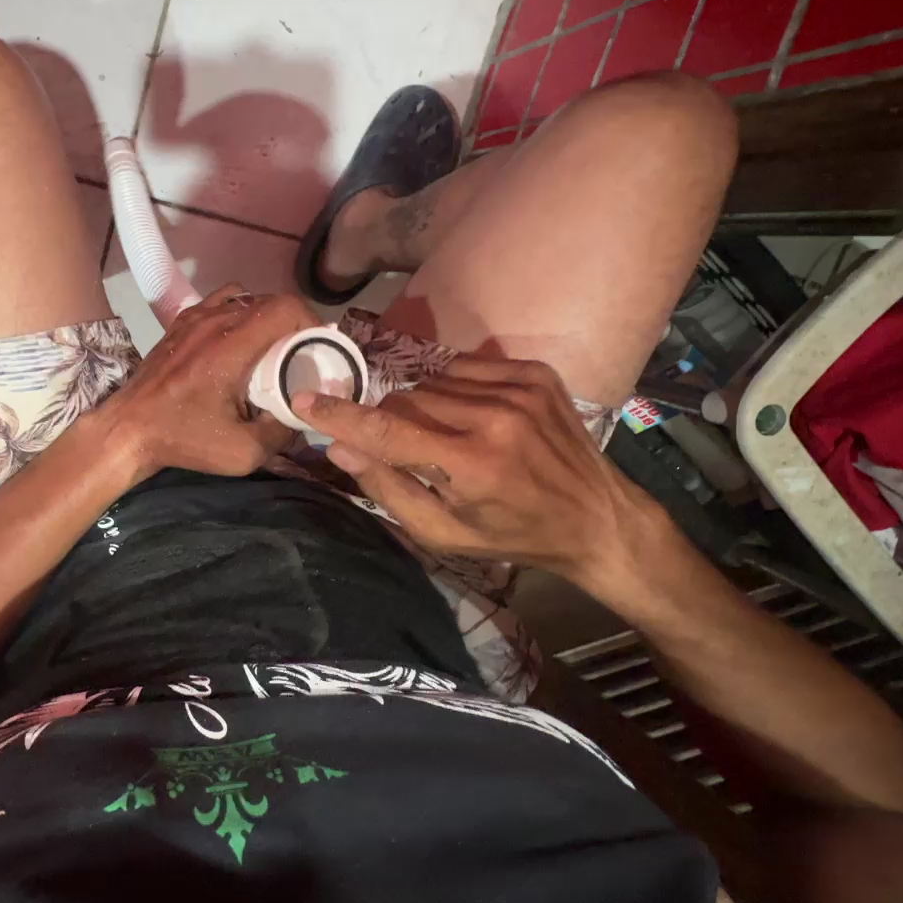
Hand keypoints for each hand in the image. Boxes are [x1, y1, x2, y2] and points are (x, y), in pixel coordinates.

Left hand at [98, 285, 319, 479]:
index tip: (318, 347)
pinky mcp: (180, 322)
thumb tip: (301, 415)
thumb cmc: (184, 439)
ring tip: (271, 348)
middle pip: (270, 301)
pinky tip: (240, 343)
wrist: (129, 428)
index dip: (311, 322)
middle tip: (300, 354)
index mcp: (232, 346)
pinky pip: (222, 302)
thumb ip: (282, 433)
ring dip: (266, 317)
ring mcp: (194, 317)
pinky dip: (240, 314)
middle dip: (293, 324)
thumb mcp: (243, 453)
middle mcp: (214, 321)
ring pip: (247, 298)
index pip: (286, 308)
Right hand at [293, 355, 671, 589]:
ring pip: (430, 382)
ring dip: (419, 405)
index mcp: (472, 465)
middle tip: (399, 447)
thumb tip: (339, 449)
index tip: (303, 400)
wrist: (599, 517)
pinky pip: (462, 367)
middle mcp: (494, 418)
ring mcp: (519, 388)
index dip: (340, 416)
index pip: (387, 431)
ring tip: (442, 435)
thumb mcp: (444, 534)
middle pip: (404, 401)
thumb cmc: (513, 535)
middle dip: (387, 421)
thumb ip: (388, 489)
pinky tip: (468, 415)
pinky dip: (450, 388)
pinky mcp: (534, 371)